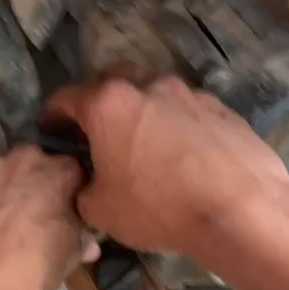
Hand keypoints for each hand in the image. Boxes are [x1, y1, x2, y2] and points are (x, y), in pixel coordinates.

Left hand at [0, 145, 94, 289]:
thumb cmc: (30, 271)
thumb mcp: (66, 260)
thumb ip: (78, 241)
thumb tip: (87, 243)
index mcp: (60, 172)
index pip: (69, 173)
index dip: (62, 193)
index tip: (56, 211)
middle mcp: (22, 158)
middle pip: (27, 165)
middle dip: (24, 185)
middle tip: (16, 216)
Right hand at [46, 76, 288, 256]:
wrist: (239, 209)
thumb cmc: (156, 207)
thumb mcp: (98, 210)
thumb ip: (82, 187)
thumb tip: (86, 181)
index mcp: (107, 104)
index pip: (65, 97)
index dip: (51, 114)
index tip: (49, 130)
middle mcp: (146, 86)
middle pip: (111, 79)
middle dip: (97, 100)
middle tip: (95, 131)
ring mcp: (188, 93)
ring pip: (151, 91)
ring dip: (138, 109)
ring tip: (140, 142)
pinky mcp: (221, 108)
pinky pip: (184, 109)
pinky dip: (172, 123)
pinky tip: (178, 154)